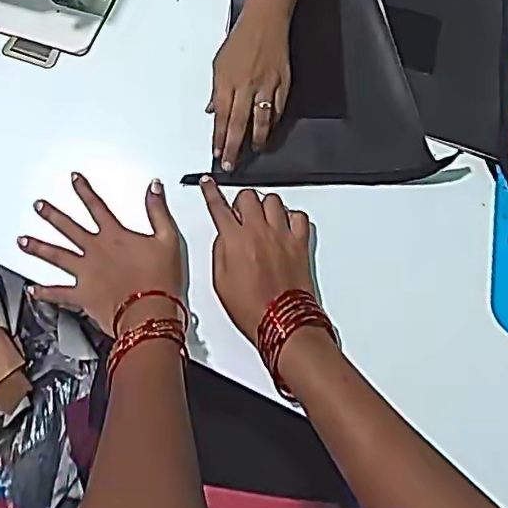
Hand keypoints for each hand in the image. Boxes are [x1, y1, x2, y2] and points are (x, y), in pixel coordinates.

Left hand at [19, 173, 185, 333]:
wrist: (149, 314)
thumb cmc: (160, 280)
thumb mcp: (167, 239)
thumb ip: (158, 211)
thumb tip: (153, 188)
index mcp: (114, 236)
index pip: (95, 206)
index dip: (84, 191)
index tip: (73, 179)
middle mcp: (95, 251)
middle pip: (68, 228)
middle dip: (51, 215)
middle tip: (38, 206)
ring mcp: (85, 273)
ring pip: (56, 256)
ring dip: (38, 247)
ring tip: (22, 241)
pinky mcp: (82, 296)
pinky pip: (59, 294)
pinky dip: (44, 293)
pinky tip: (33, 290)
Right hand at [198, 177, 321, 344]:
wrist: (283, 324)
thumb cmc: (252, 308)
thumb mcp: (220, 281)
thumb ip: (219, 251)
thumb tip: (224, 236)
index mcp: (235, 239)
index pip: (218, 205)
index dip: (210, 191)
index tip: (208, 182)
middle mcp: (258, 231)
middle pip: (248, 196)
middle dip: (241, 201)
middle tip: (240, 213)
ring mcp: (281, 235)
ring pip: (273, 200)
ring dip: (265, 206)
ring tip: (263, 218)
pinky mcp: (300, 243)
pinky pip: (298, 216)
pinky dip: (291, 217)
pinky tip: (284, 226)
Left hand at [207, 3, 291, 171]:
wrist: (265, 21)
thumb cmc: (241, 39)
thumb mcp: (219, 63)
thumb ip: (217, 90)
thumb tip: (213, 109)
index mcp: (227, 81)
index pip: (221, 117)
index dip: (219, 138)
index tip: (217, 152)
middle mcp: (245, 85)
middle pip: (238, 123)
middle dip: (234, 147)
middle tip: (231, 163)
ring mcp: (266, 85)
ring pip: (261, 120)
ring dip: (255, 139)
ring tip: (252, 151)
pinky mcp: (283, 83)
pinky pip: (277, 109)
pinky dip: (273, 123)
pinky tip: (269, 132)